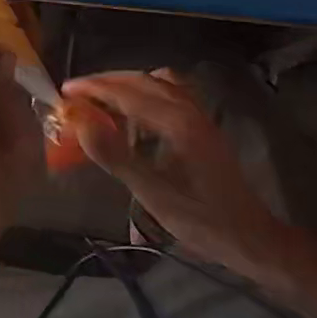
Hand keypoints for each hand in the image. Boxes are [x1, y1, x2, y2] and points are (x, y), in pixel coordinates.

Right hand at [61, 70, 293, 282]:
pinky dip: (146, 92)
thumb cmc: (202, 220)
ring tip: (101, 98)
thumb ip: (116, 156)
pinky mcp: (203, 125)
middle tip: (75, 92)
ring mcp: (199, 115)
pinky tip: (134, 113)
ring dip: (126, 83)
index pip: (126, 93)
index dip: (93, 89)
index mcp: (176, 123)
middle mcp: (189, 110)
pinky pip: (171, 93)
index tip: (64, 90)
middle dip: (105, 81)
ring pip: (158, 82)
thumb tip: (81, 123)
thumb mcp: (153, 194)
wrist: (251, 237)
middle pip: (141, 80)